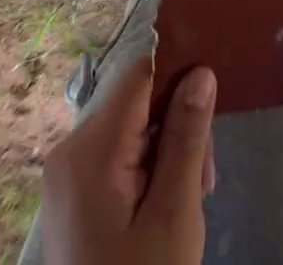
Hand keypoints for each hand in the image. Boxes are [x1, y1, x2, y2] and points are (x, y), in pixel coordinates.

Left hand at [39, 64, 217, 264]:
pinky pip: (118, 154)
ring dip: (168, 149)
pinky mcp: (72, 192)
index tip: (216, 93)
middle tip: (205, 175)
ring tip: (190, 196)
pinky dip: (148, 167)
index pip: (139, 77)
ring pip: (132, 129)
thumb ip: (186, 138)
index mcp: (90, 151)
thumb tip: (201, 73)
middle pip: (138, 104)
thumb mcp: (174, 211)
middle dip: (179, 125)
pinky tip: (166, 201)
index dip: (180, 72)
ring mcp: (66, 173)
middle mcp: (69, 151)